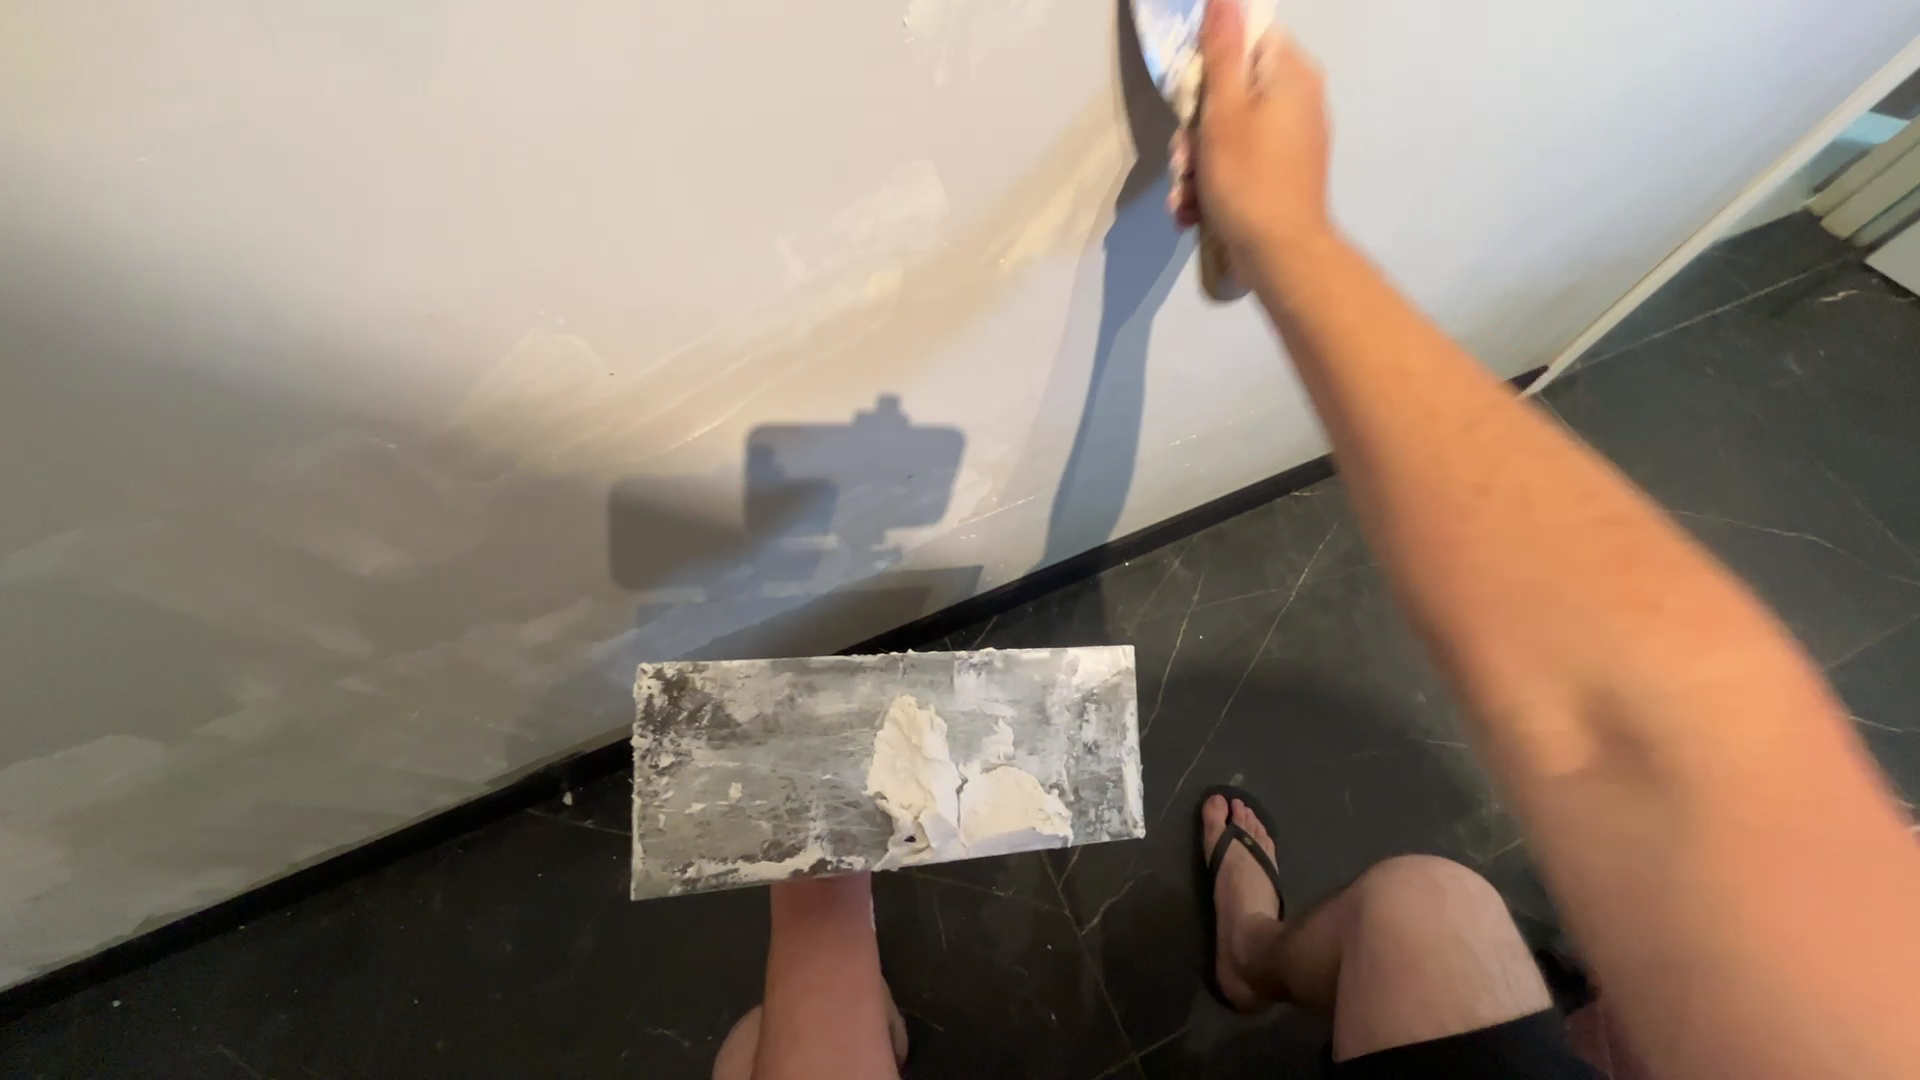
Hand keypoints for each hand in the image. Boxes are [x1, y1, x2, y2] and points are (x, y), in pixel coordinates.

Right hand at [1168, 0, 1332, 265]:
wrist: (1279, 254)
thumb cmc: (1248, 180)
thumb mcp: (1223, 112)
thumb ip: (1221, 51)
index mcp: (1290, 73)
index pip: (1246, 41)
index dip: (1209, 69)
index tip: (1189, 102)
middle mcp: (1297, 100)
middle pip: (1230, 95)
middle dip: (1193, 134)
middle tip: (1182, 164)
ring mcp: (1291, 142)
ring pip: (1227, 138)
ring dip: (1195, 169)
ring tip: (1184, 199)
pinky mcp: (1281, 177)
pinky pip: (1238, 168)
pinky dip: (1212, 188)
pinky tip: (1193, 214)